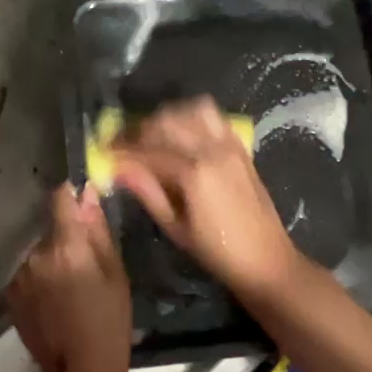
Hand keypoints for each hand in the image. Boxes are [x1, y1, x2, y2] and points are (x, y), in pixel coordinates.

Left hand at [6, 183, 131, 371]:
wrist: (78, 371)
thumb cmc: (108, 322)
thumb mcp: (115, 273)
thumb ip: (97, 230)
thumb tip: (86, 192)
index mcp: (66, 246)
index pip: (59, 198)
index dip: (71, 197)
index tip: (82, 207)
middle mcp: (36, 254)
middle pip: (51, 230)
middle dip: (66, 240)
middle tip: (86, 268)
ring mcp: (19, 275)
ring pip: (39, 253)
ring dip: (52, 262)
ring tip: (70, 292)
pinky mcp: (10, 294)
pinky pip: (29, 273)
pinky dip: (39, 280)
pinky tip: (54, 304)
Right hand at [112, 97, 303, 298]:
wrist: (267, 261)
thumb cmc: (217, 252)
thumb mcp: (175, 227)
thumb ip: (147, 192)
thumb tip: (117, 168)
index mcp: (194, 173)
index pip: (148, 150)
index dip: (122, 149)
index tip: (104, 150)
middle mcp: (213, 150)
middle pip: (167, 122)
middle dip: (140, 130)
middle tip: (124, 143)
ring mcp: (230, 145)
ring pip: (191, 111)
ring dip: (167, 118)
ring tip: (153, 136)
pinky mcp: (240, 147)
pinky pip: (214, 118)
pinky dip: (193, 118)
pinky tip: (181, 134)